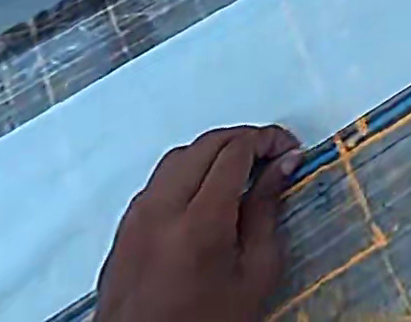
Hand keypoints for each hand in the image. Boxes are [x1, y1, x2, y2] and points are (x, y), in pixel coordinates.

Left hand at [97, 125, 302, 321]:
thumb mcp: (256, 272)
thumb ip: (268, 208)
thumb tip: (286, 161)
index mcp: (199, 222)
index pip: (236, 150)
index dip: (269, 140)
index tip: (290, 151)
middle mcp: (161, 213)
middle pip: (206, 144)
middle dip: (244, 139)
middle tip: (271, 155)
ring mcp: (133, 224)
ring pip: (177, 157)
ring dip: (212, 152)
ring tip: (240, 171)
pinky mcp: (119, 237)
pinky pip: (155, 184)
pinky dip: (185, 173)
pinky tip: (204, 194)